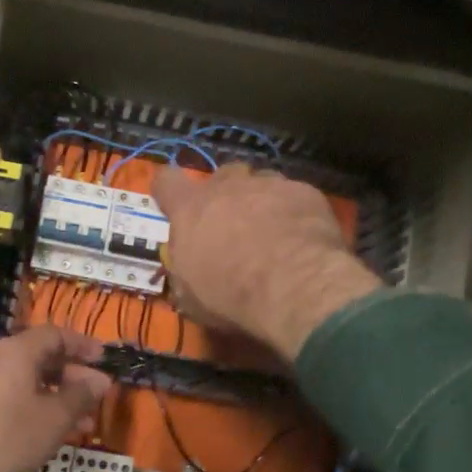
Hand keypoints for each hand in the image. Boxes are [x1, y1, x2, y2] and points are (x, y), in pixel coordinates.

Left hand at [0, 326, 112, 471]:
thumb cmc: (9, 437)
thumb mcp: (54, 418)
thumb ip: (81, 395)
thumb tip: (100, 380)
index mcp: (16, 352)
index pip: (55, 334)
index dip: (83, 345)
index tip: (104, 359)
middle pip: (41, 356)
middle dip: (73, 375)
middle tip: (97, 396)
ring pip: (29, 380)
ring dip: (58, 396)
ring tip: (84, 423)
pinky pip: (13, 396)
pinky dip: (37, 406)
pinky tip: (52, 431)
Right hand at [152, 162, 382, 359]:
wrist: (293, 285)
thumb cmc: (230, 294)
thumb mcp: (191, 296)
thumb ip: (184, 271)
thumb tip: (185, 269)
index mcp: (190, 209)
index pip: (167, 181)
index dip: (169, 191)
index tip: (174, 205)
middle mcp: (228, 187)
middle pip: (221, 176)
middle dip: (225, 195)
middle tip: (232, 225)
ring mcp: (269, 184)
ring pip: (261, 181)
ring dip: (261, 201)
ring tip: (271, 230)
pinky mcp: (305, 192)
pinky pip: (294, 195)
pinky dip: (294, 212)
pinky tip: (301, 237)